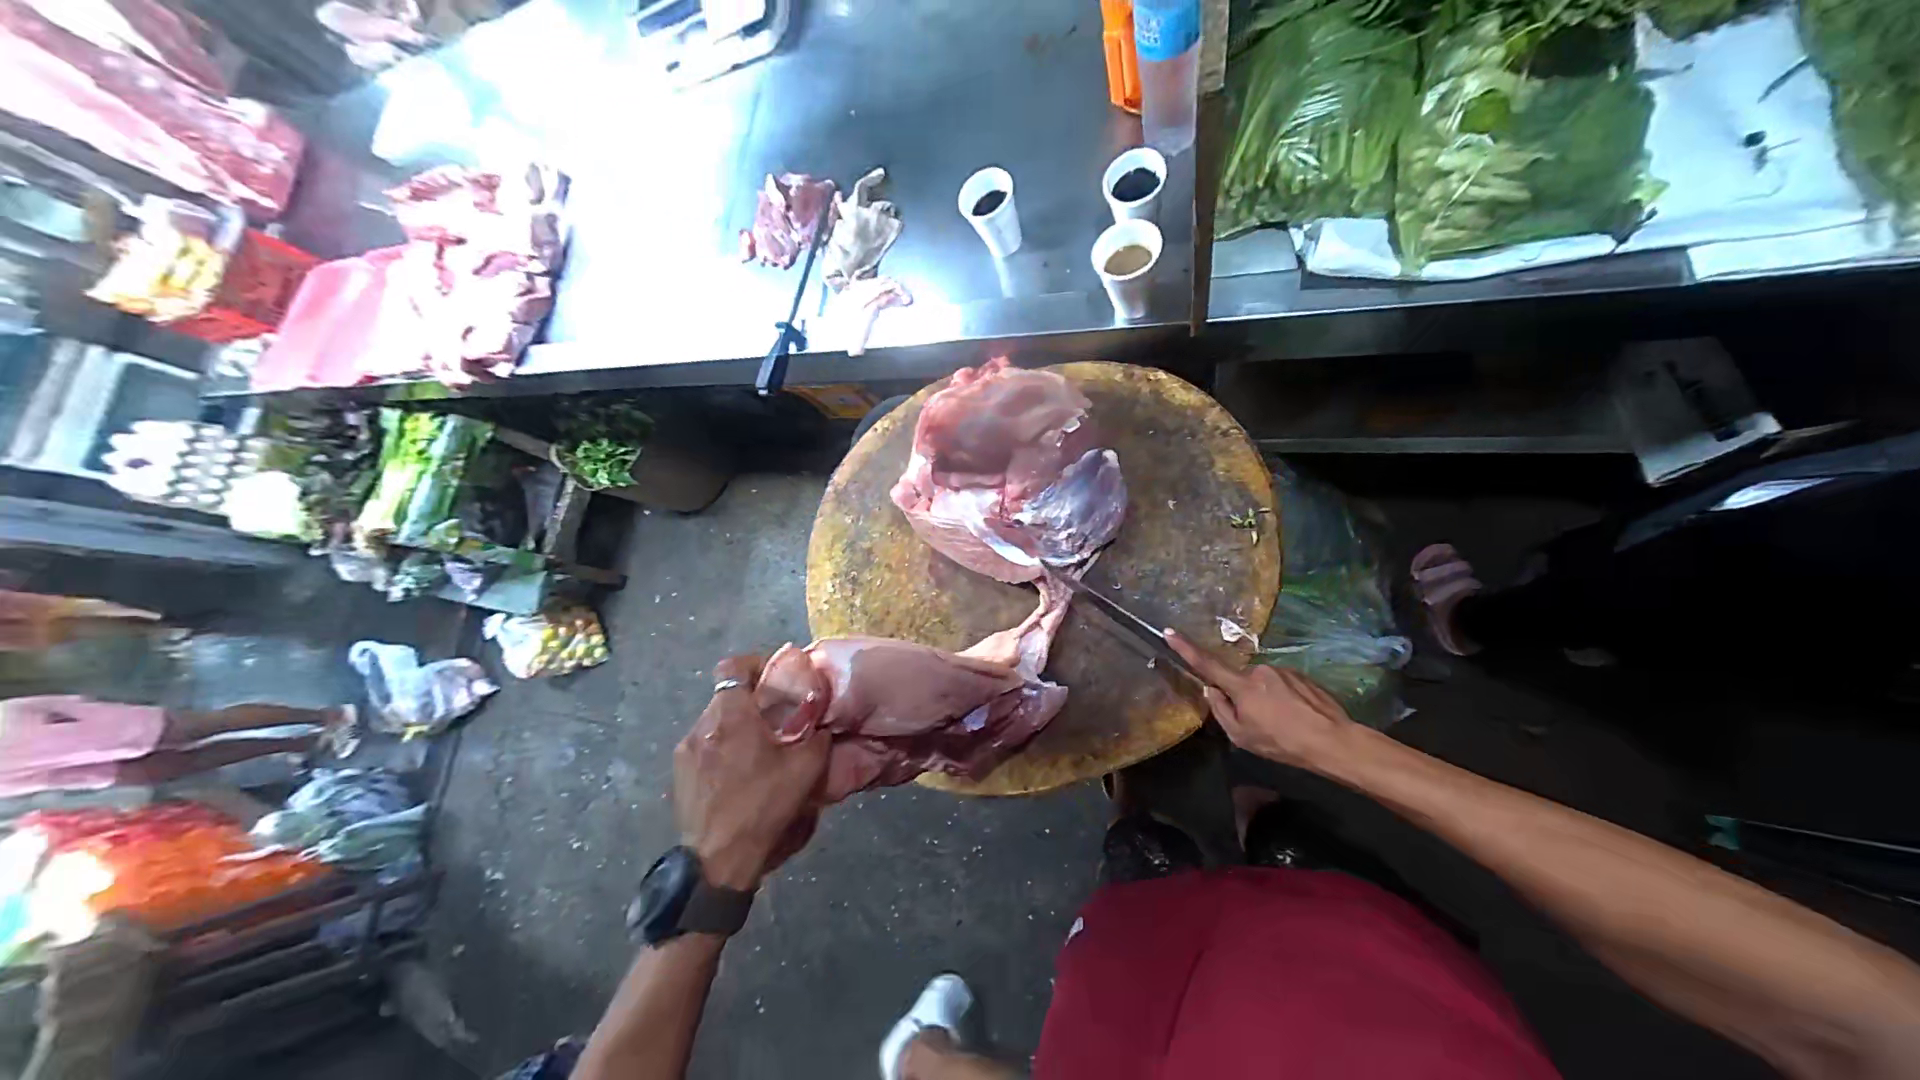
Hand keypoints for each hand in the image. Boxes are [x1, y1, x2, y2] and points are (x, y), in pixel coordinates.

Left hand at [673, 654, 829, 890]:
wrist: (719, 859)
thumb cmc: (764, 806)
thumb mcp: (806, 769)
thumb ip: (817, 735)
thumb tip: (821, 720)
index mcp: (731, 716)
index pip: (733, 666)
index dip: (755, 664)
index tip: (775, 678)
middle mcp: (702, 724)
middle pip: (726, 694)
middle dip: (751, 700)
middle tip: (775, 716)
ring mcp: (685, 749)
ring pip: (714, 720)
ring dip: (736, 725)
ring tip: (757, 748)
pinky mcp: (678, 772)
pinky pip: (703, 744)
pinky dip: (722, 746)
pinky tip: (738, 771)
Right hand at [1165, 630, 1354, 769]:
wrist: (1333, 741)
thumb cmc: (1282, 742)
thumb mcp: (1242, 736)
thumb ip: (1220, 710)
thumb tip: (1211, 690)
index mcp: (1242, 685)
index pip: (1207, 664)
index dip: (1185, 649)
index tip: (1169, 632)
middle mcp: (1260, 670)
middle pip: (1241, 680)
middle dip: (1244, 696)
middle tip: (1259, 722)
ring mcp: (1283, 670)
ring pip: (1264, 683)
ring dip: (1267, 698)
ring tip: (1283, 722)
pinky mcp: (1302, 675)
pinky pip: (1283, 684)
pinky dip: (1284, 699)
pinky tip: (1297, 716)